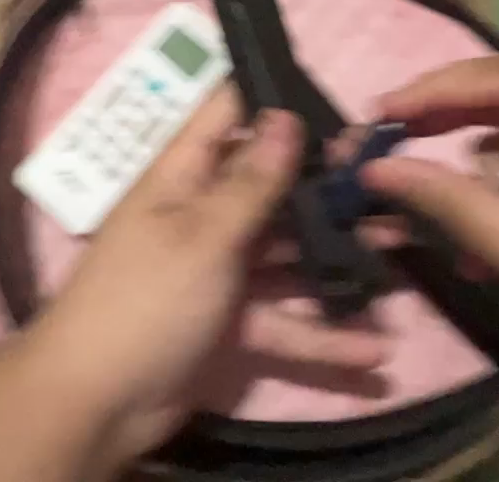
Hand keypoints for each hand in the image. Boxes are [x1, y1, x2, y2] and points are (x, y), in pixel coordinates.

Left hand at [26, 87, 387, 463]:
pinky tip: (377, 351)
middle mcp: (203, 212)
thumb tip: (284, 114)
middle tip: (385, 175)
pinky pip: (283, 320)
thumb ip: (250, 181)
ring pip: (285, 251)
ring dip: (336, 252)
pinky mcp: (230, 320)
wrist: (97, 402)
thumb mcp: (202, 234)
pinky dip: (323, 336)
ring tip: (401, 244)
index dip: (272, 101)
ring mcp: (218, 268)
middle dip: (322, 181)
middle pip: (270, 185)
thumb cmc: (147, 298)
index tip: (329, 97)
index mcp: (183, 176)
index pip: (226, 117)